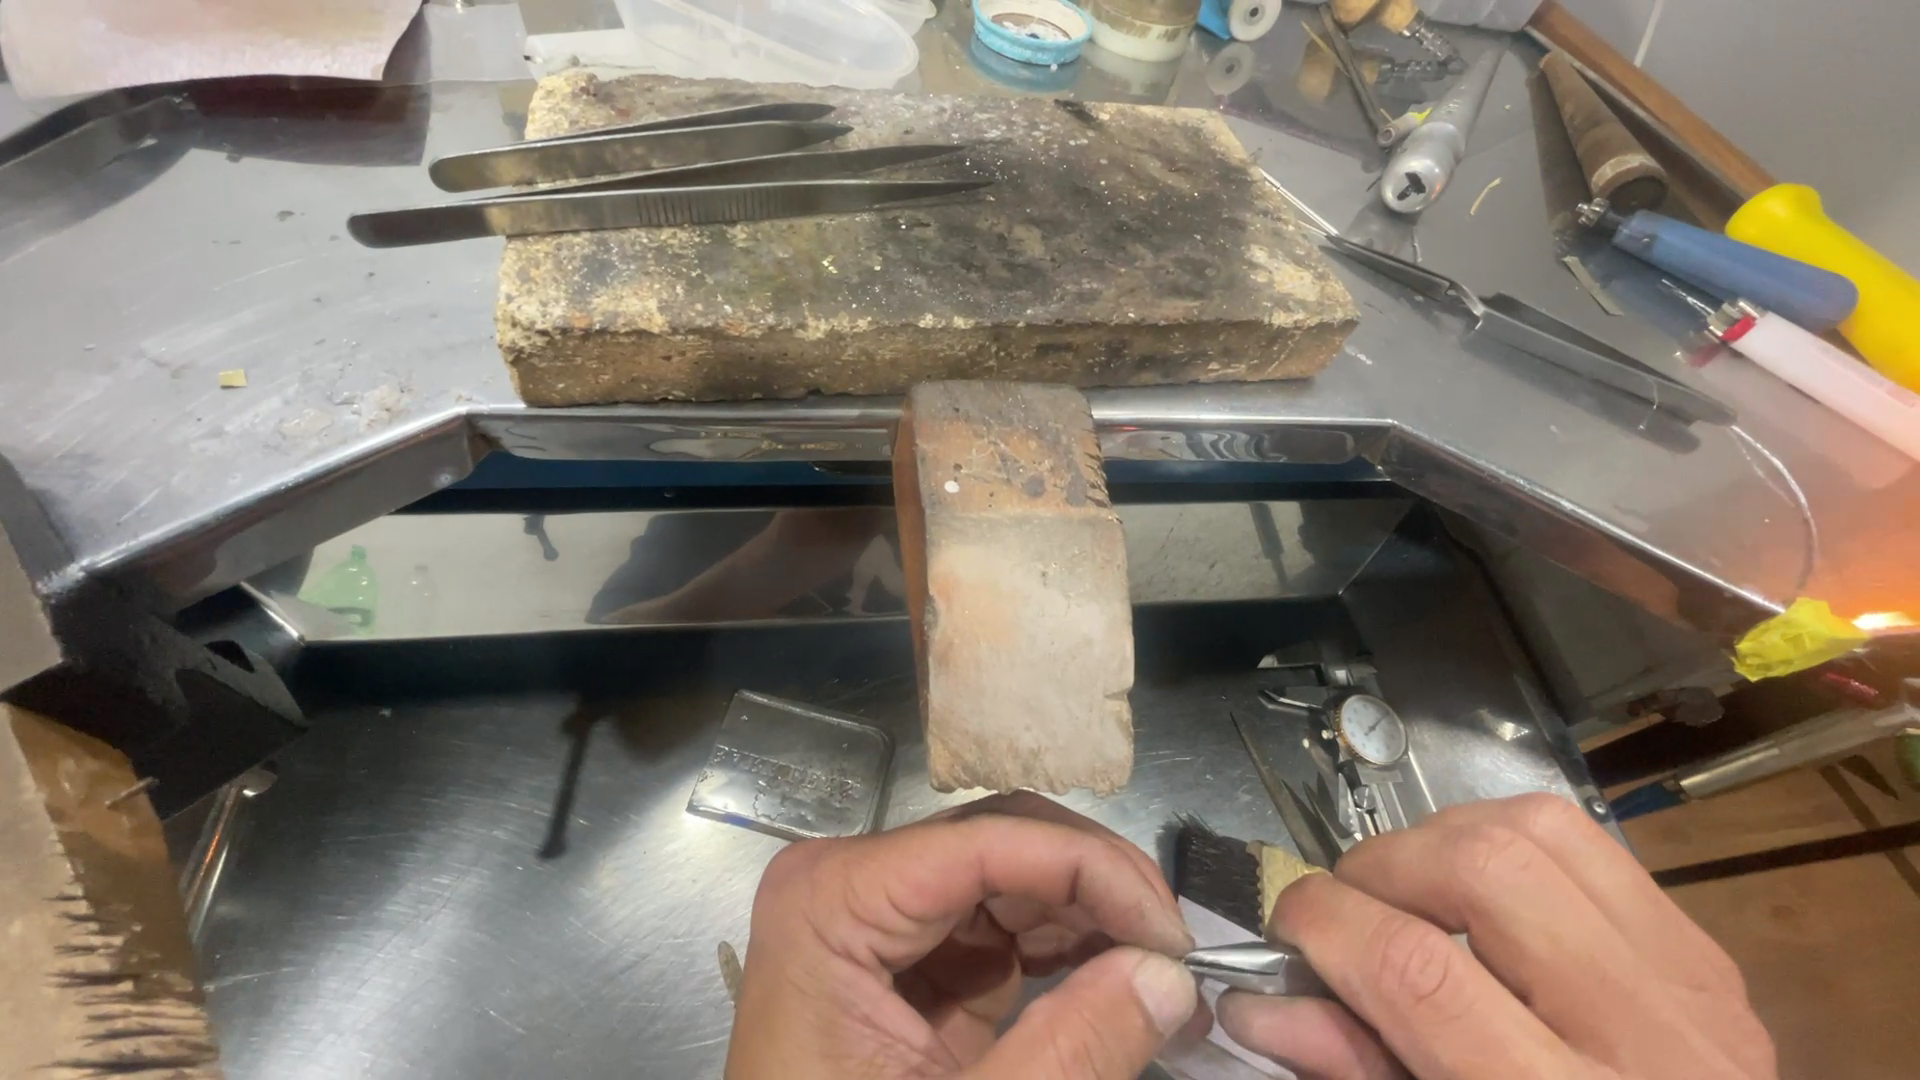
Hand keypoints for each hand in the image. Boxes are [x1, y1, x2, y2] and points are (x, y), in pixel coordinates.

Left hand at [727, 792, 1200, 1078]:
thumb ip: (1069, 1050)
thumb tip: (1170, 977)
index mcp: (835, 896)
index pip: (985, 838)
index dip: (1090, 869)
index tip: (1172, 934)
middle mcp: (853, 878)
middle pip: (1000, 840)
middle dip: (1096, 888)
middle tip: (1175, 953)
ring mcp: (881, 908)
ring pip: (1009, 873)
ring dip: (1088, 915)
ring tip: (1159, 969)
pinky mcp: (908, 947)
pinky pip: (997, 920)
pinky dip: (1060, 944)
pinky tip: (1112, 974)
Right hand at [1216, 794, 1775, 1079]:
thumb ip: (1351, 1067)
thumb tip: (1253, 999)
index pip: (1416, 970)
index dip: (1322, 923)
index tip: (1286, 927)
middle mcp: (1650, 1044)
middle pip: (1483, 869)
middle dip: (1380, 868)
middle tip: (1353, 913)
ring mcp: (1692, 987)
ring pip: (1533, 828)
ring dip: (1438, 840)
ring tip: (1410, 895)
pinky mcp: (1700, 952)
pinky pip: (1580, 838)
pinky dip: (1498, 838)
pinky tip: (1476, 894)